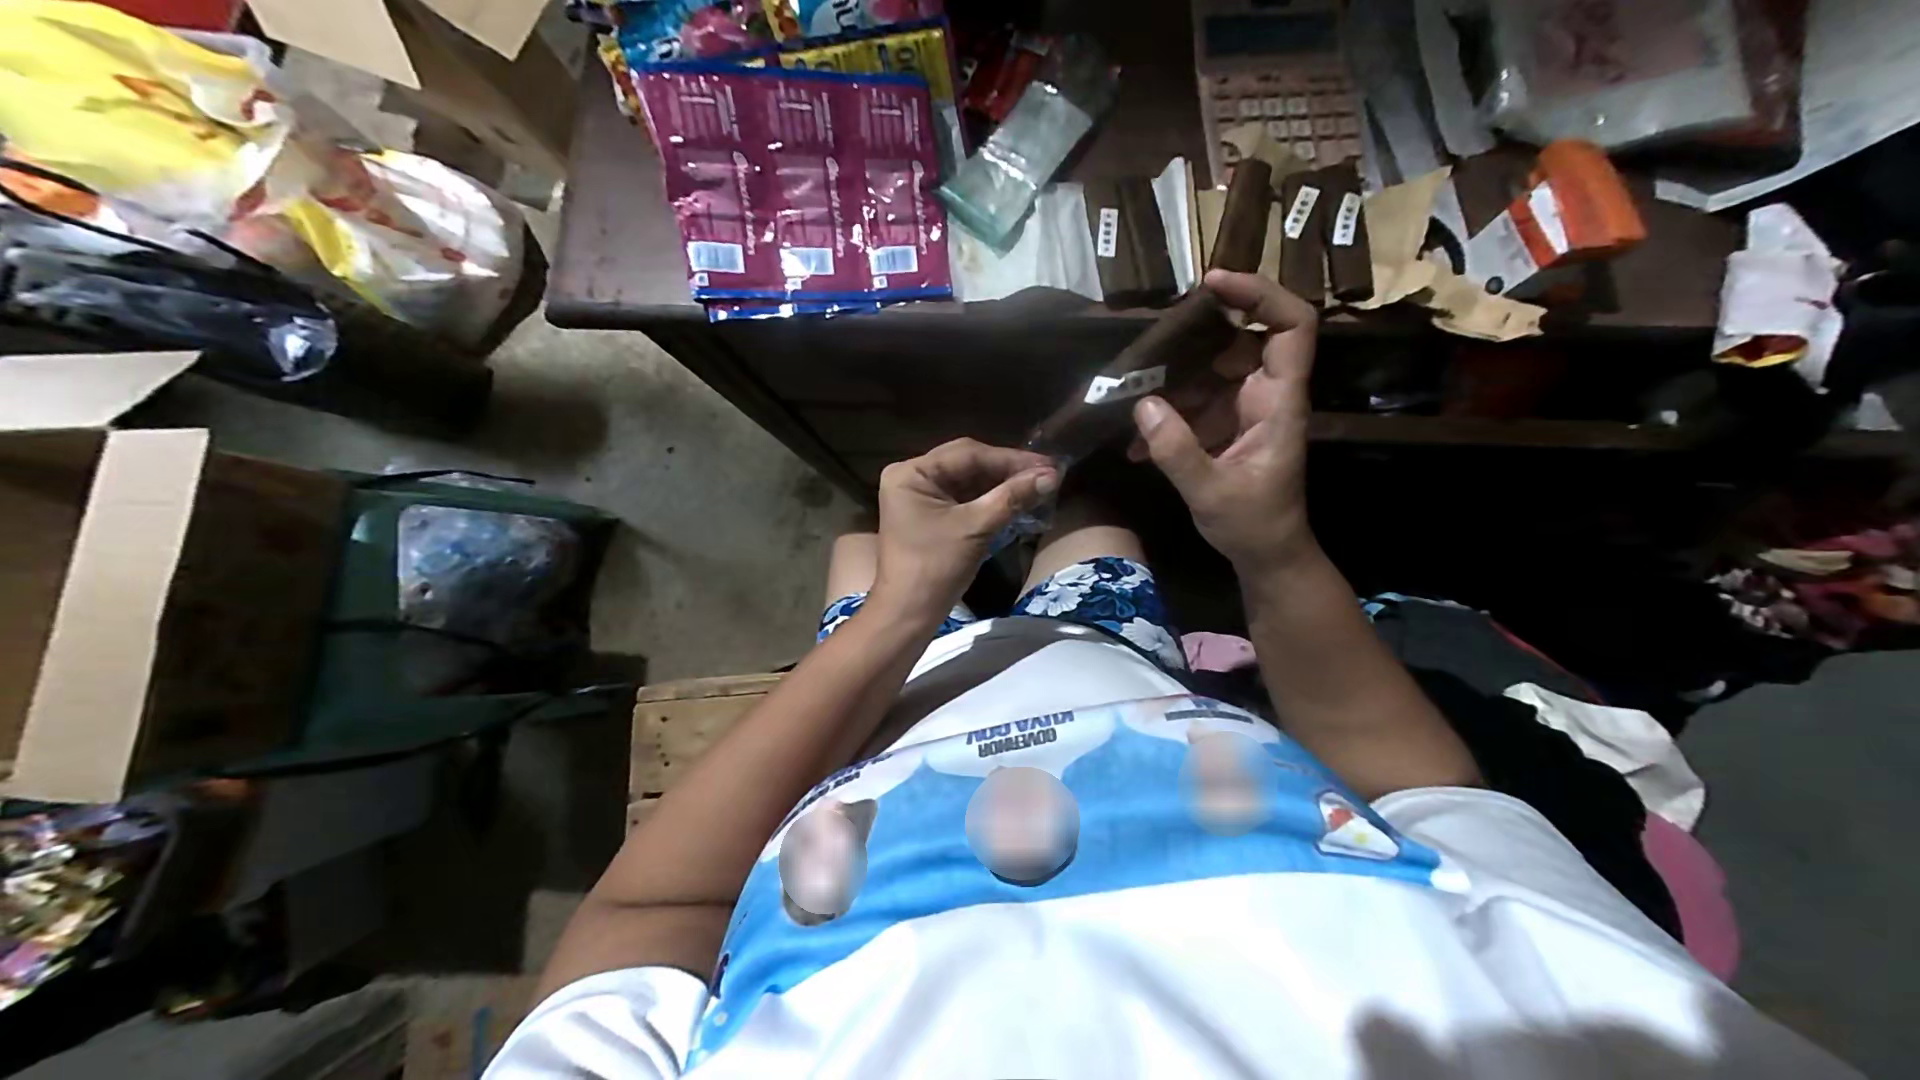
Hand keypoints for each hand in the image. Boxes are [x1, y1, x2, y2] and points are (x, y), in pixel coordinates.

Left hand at [871, 439, 1057, 624]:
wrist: (909, 614)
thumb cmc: (936, 567)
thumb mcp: (976, 527)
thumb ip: (1012, 497)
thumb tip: (1051, 475)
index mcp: (911, 472)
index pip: (968, 454)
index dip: (1010, 458)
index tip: (1047, 464)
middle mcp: (912, 477)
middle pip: (968, 464)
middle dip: (1007, 470)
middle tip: (1047, 473)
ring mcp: (920, 496)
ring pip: (968, 481)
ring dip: (1001, 484)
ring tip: (1039, 484)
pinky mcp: (930, 515)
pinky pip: (964, 498)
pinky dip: (990, 499)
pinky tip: (1018, 499)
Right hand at [1131, 270, 1318, 571]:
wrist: (1265, 554)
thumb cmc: (1253, 524)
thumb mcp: (1211, 491)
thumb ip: (1176, 450)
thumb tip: (1142, 404)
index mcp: (1280, 402)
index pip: (1292, 327)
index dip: (1260, 295)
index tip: (1213, 285)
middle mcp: (1265, 396)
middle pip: (1240, 341)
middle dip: (1196, 338)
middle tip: (1150, 343)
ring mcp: (1243, 410)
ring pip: (1210, 372)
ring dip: (1170, 381)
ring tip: (1129, 391)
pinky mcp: (1224, 427)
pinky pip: (1194, 404)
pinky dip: (1165, 414)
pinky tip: (1134, 439)